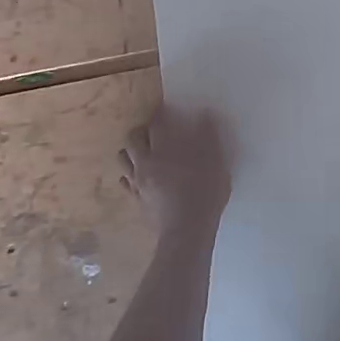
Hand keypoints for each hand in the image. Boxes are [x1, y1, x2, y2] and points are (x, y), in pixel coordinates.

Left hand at [120, 110, 232, 240]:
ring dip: (133, 151)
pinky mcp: (135, 198)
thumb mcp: (216, 162)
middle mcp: (145, 162)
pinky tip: (143, 176)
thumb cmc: (205, 193)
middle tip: (157, 131)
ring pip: (123, 158)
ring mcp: (137, 181)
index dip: (162, 114)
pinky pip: (125, 181)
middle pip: (133, 138)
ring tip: (147, 152)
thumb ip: (208, 138)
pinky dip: (131, 174)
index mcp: (165, 150)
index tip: (168, 109)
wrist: (186, 230)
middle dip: (143, 131)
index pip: (158, 124)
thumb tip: (204, 114)